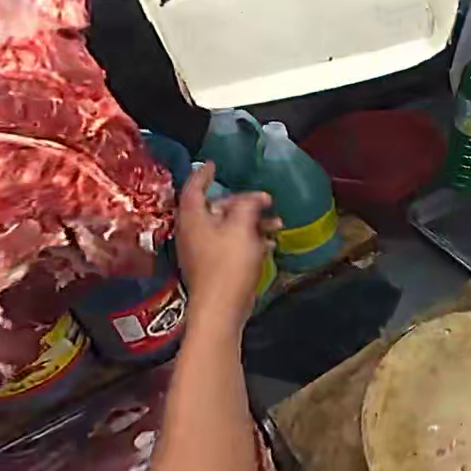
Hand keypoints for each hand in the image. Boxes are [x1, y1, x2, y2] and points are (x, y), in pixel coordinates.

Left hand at [175, 164, 278, 332]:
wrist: (221, 306)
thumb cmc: (229, 264)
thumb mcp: (242, 228)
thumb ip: (248, 206)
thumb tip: (255, 196)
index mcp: (194, 218)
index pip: (195, 188)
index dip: (205, 174)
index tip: (216, 164)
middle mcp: (193, 231)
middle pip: (216, 207)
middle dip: (242, 202)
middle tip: (265, 200)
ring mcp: (202, 249)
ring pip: (228, 226)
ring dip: (252, 221)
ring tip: (276, 224)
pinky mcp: (214, 264)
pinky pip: (232, 243)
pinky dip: (250, 238)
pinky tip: (269, 244)